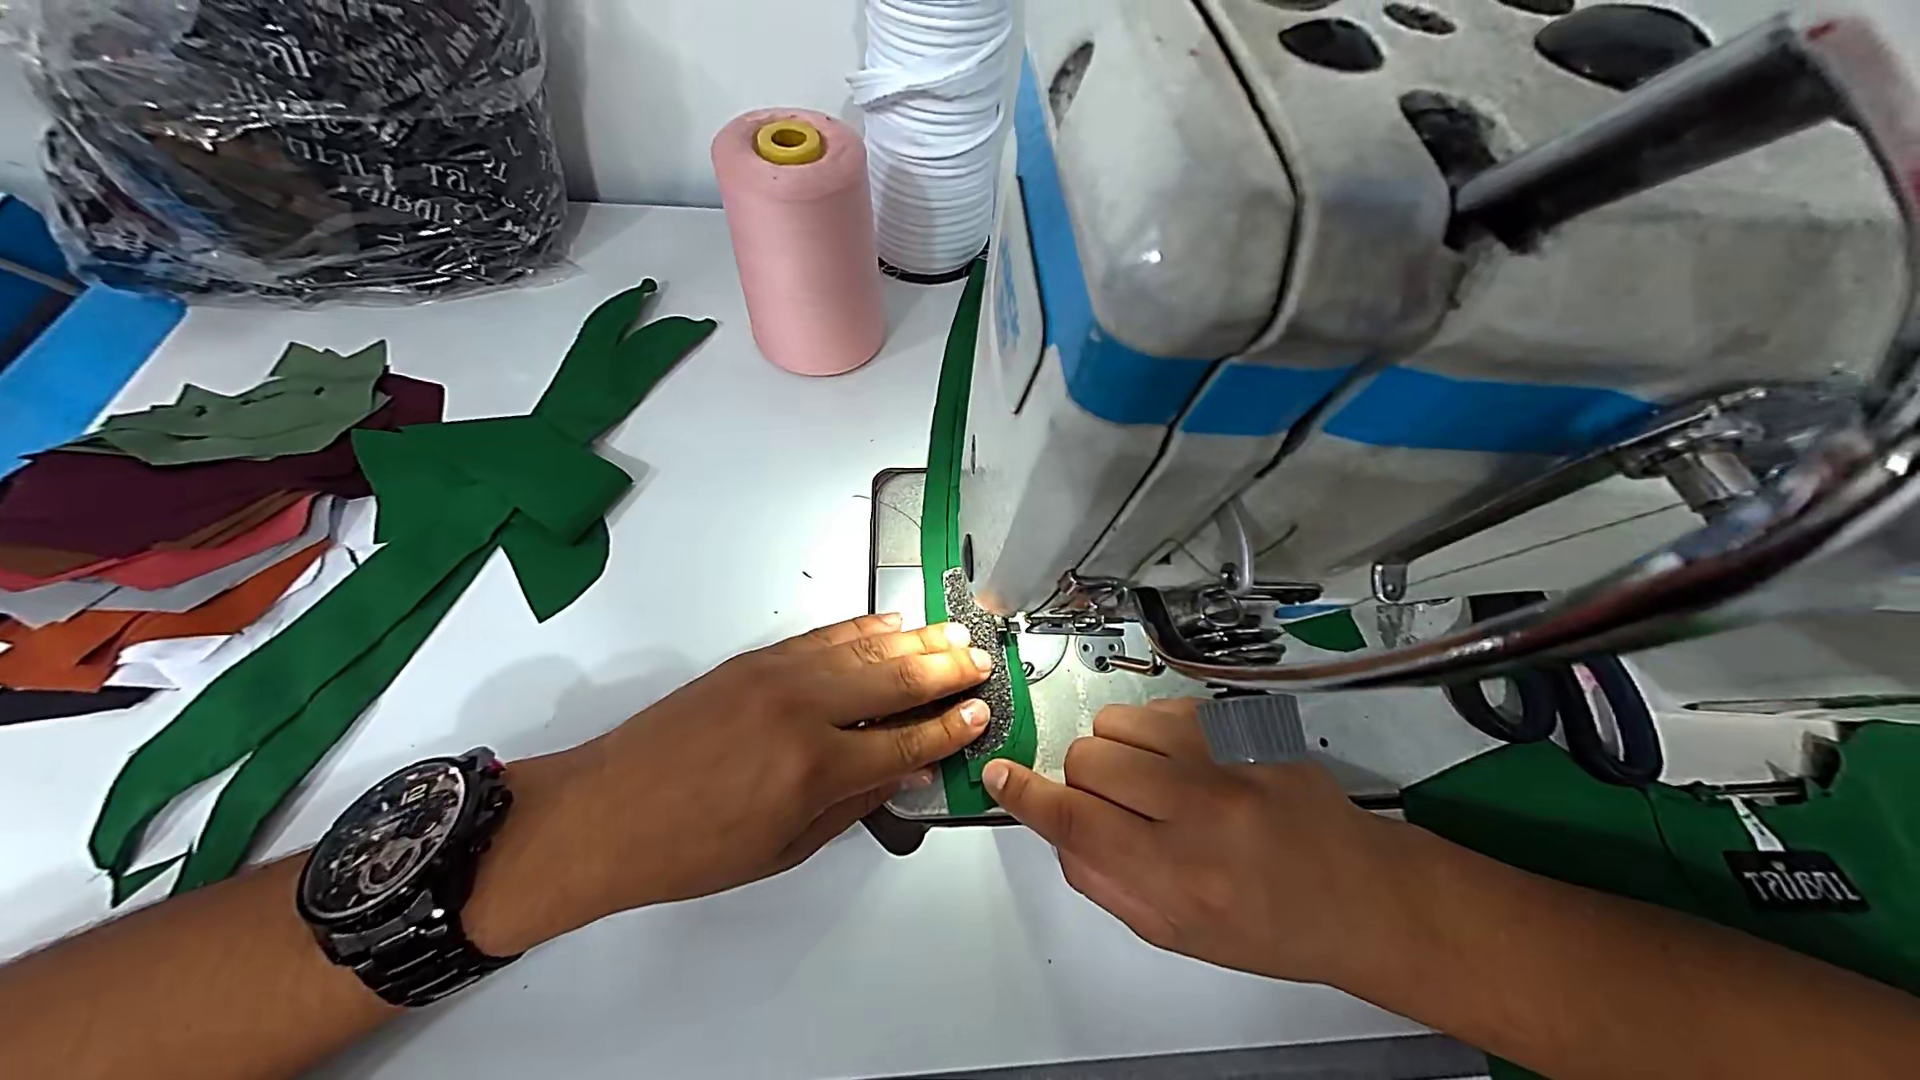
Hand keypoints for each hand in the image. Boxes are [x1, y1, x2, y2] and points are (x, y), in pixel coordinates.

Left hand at [563, 613, 992, 911]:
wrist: (604, 812)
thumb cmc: (691, 848)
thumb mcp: (786, 846)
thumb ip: (856, 802)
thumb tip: (906, 769)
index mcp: (814, 770)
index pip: (905, 740)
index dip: (949, 727)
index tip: (979, 712)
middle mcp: (803, 711)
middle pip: (896, 680)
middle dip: (946, 670)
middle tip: (981, 661)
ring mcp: (778, 675)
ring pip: (866, 647)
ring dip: (916, 639)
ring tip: (953, 633)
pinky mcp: (756, 658)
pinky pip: (824, 635)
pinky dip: (863, 627)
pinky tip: (890, 623)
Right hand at [983, 699, 1405, 985]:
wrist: (1358, 890)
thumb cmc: (1272, 924)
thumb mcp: (1176, 933)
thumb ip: (1102, 881)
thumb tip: (1055, 829)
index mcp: (1181, 875)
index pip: (1074, 819)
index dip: (1025, 794)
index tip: (1001, 776)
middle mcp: (1202, 808)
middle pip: (1087, 759)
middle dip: (1084, 781)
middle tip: (1115, 806)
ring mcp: (1225, 757)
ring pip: (1116, 724)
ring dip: (1116, 752)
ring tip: (1150, 782)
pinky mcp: (1240, 726)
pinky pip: (1157, 710)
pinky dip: (1152, 734)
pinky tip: (1182, 765)